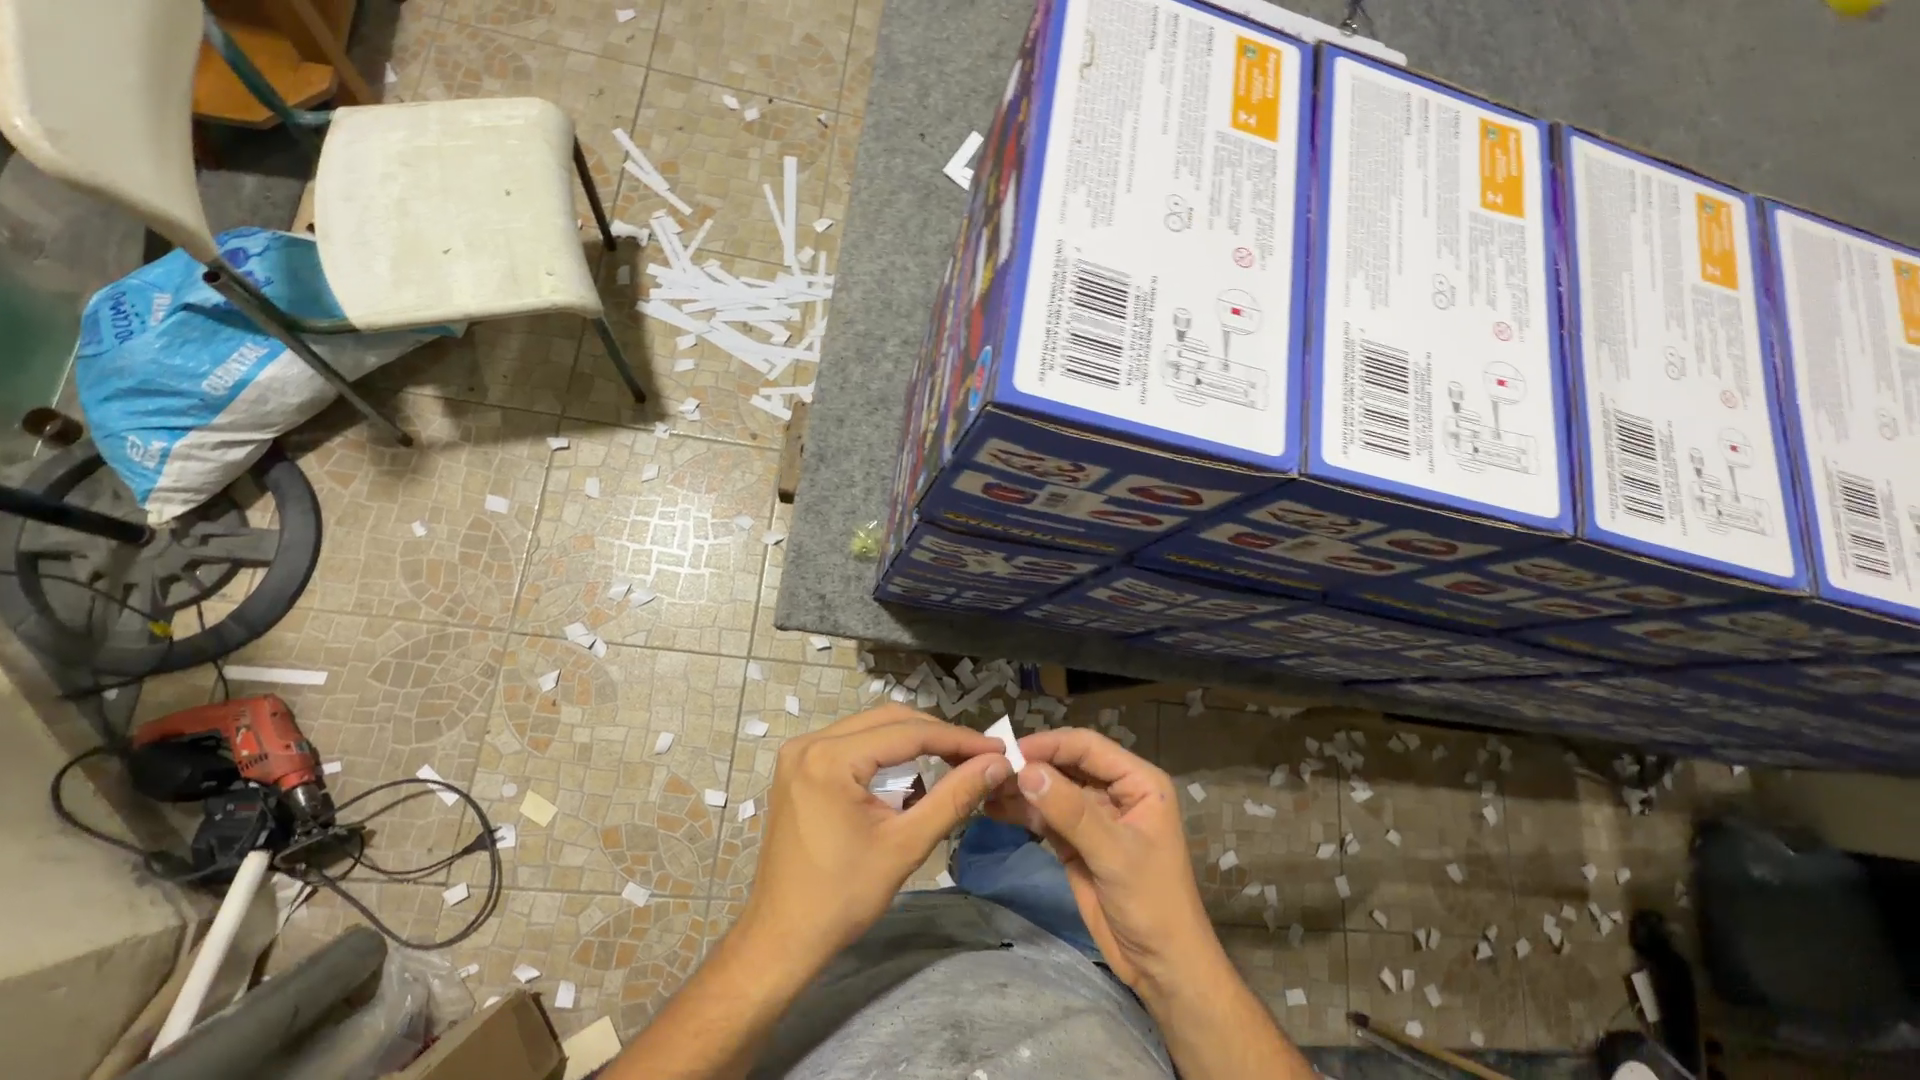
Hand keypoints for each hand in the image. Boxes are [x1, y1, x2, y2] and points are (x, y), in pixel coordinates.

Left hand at [739, 704, 1009, 967]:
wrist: (783, 937)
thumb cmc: (842, 896)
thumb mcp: (906, 844)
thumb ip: (953, 797)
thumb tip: (997, 765)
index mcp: (830, 758)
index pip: (908, 733)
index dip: (958, 739)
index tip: (997, 750)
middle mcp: (808, 744)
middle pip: (887, 721)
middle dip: (937, 735)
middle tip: (979, 756)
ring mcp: (797, 755)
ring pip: (869, 729)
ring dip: (912, 742)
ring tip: (953, 762)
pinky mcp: (796, 770)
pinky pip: (850, 745)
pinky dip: (884, 754)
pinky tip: (911, 775)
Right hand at [985, 727, 1216, 990]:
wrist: (1161, 964)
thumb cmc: (1152, 902)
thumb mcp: (1114, 853)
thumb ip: (1071, 811)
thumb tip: (1026, 771)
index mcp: (1139, 782)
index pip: (1088, 748)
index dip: (1049, 744)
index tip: (1009, 752)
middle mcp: (1117, 792)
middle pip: (1067, 765)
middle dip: (1031, 765)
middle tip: (988, 770)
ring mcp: (1095, 818)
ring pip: (1053, 790)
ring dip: (1021, 788)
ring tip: (983, 788)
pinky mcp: (1077, 843)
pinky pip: (1046, 817)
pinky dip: (1022, 812)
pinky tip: (994, 809)